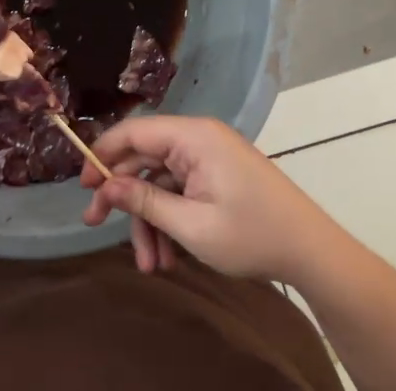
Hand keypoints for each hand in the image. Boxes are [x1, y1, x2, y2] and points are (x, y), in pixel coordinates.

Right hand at [81, 116, 324, 280]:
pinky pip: (181, 190)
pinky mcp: (218, 176)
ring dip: (150, 221)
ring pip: (161, 181)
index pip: (133, 132)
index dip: (102, 155)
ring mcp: (210, 158)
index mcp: (193, 137)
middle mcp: (199, 139)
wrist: (313, 252)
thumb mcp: (192, 225)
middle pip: (144, 159)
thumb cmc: (252, 235)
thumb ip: (145, 202)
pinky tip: (168, 257)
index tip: (82, 186)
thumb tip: (106, 185)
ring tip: (150, 264)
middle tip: (96, 226)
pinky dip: (170, 220)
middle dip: (125, 199)